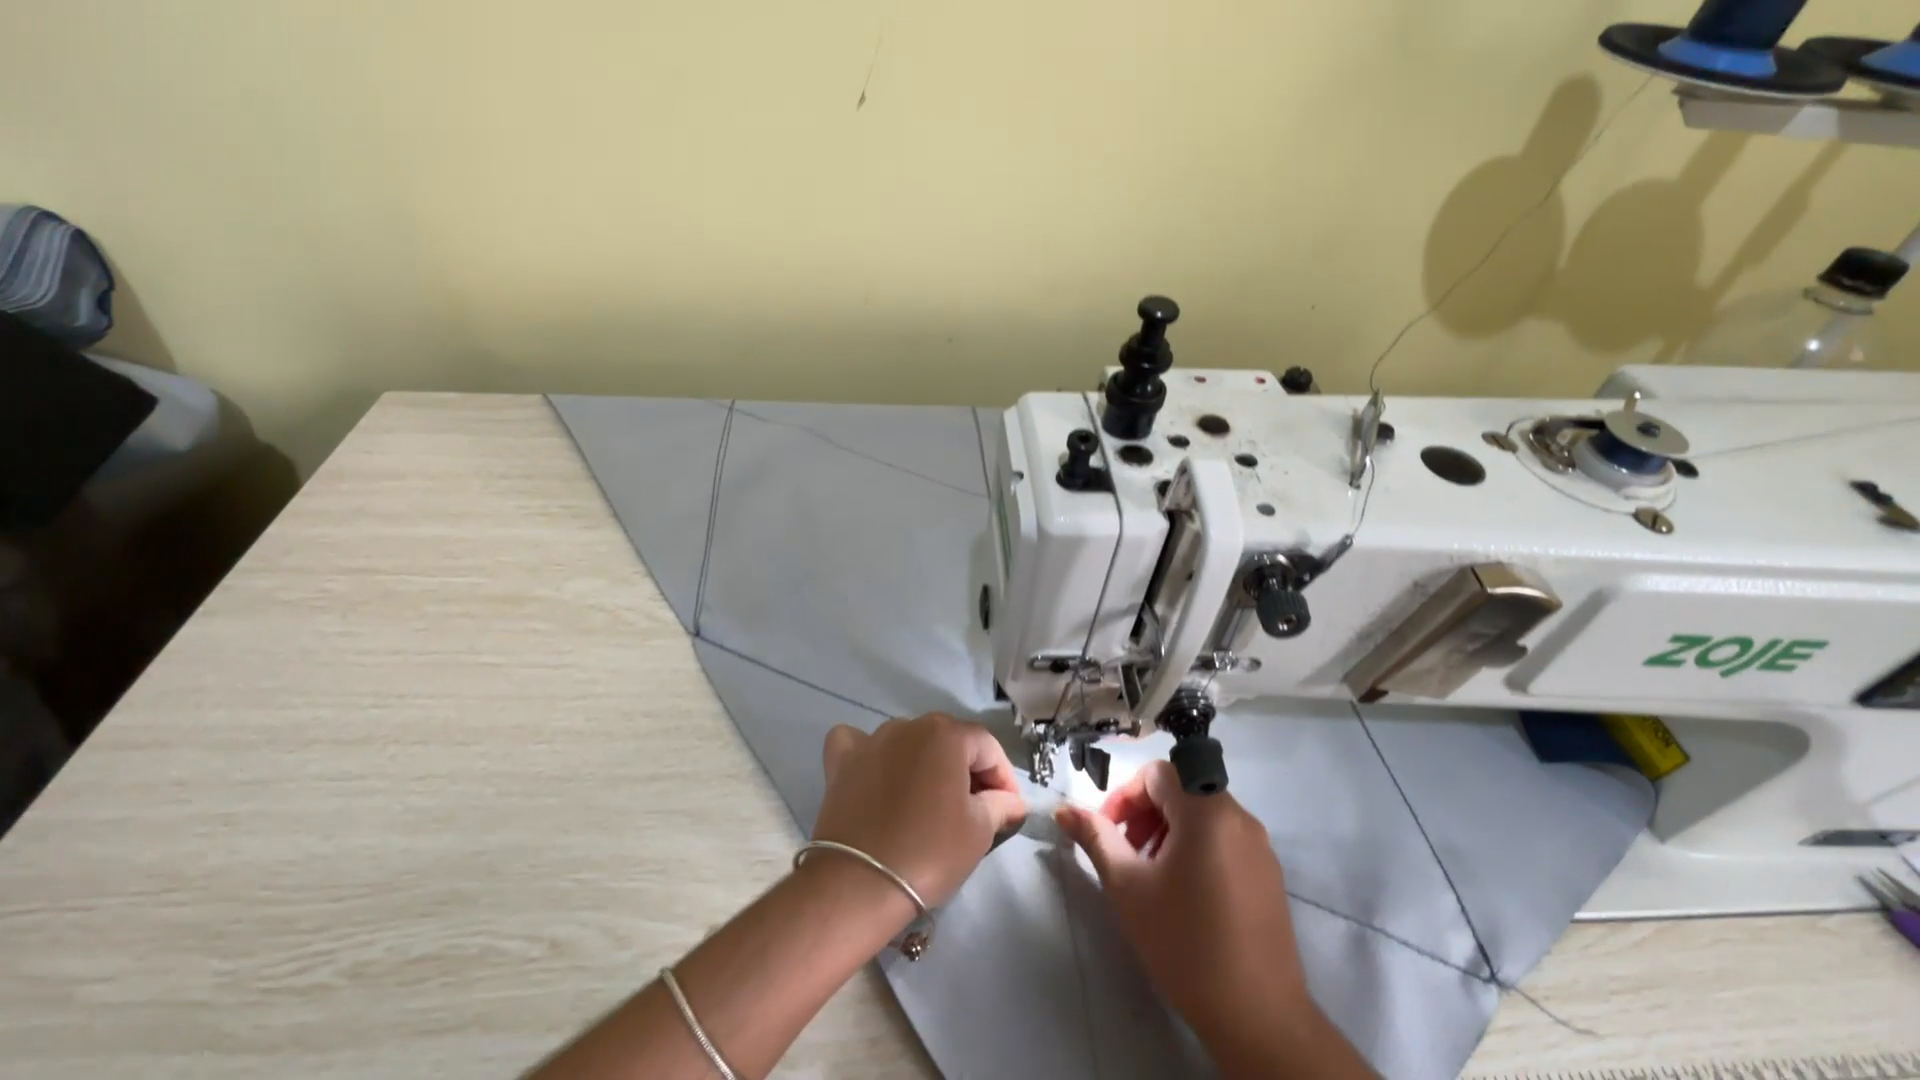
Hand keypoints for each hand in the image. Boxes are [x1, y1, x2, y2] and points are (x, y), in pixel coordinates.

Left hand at [814, 714, 1026, 908]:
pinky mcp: (840, 764)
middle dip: (967, 770)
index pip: (987, 748)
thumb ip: (1000, 805)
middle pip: (948, 742)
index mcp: (945, 734)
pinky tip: (877, 774)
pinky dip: (872, 755)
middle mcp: (906, 726)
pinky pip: (859, 746)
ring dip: (924, 764)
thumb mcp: (978, 830)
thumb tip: (1010, 800)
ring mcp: (869, 742)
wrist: (859, 883)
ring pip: (908, 743)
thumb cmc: (929, 851)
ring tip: (931, 801)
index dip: (1004, 778)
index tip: (1010, 809)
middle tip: (978, 809)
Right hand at [1056, 760, 1370, 1076]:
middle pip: (1182, 791)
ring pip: (1203, 816)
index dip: (1124, 796)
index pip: (1158, 773)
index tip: (1108, 834)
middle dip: (1145, 815)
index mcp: (1207, 811)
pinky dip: (1196, 850)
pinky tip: (1184, 896)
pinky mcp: (1269, 873)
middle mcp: (1239, 817)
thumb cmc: (1183, 942)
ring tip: (1151, 878)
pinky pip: (1225, 840)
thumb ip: (1096, 839)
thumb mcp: (1128, 887)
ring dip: (1168, 832)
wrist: (1255, 1013)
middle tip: (1125, 857)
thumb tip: (1065, 809)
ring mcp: (1260, 846)